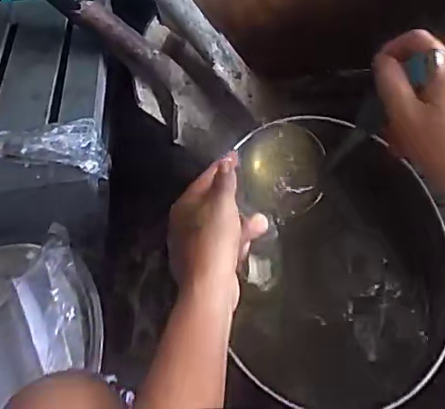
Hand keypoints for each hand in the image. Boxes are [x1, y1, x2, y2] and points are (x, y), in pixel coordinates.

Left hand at [167, 152, 269, 304]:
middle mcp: (184, 224)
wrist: (210, 288)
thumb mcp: (223, 203)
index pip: (204, 179)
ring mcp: (193, 246)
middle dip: (233, 199)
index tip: (235, 156)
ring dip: (240, 224)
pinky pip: (223, 246)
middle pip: (212, 203)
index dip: (221, 166)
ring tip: (260, 223)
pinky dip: (236, 242)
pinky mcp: (205, 265)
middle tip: (247, 190)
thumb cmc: (214, 239)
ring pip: (220, 226)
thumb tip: (224, 161)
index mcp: (184, 206)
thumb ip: (225, 181)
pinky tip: (248, 245)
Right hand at [374, 30, 444, 238]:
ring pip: (441, 88)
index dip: (392, 49)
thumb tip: (384, 60)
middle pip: (429, 65)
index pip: (417, 38)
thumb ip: (389, 80)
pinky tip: (428, 145)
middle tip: (387, 117)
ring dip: (418, 105)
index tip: (377, 73)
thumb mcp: (406, 117)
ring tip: (403, 140)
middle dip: (404, 87)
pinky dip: (437, 114)